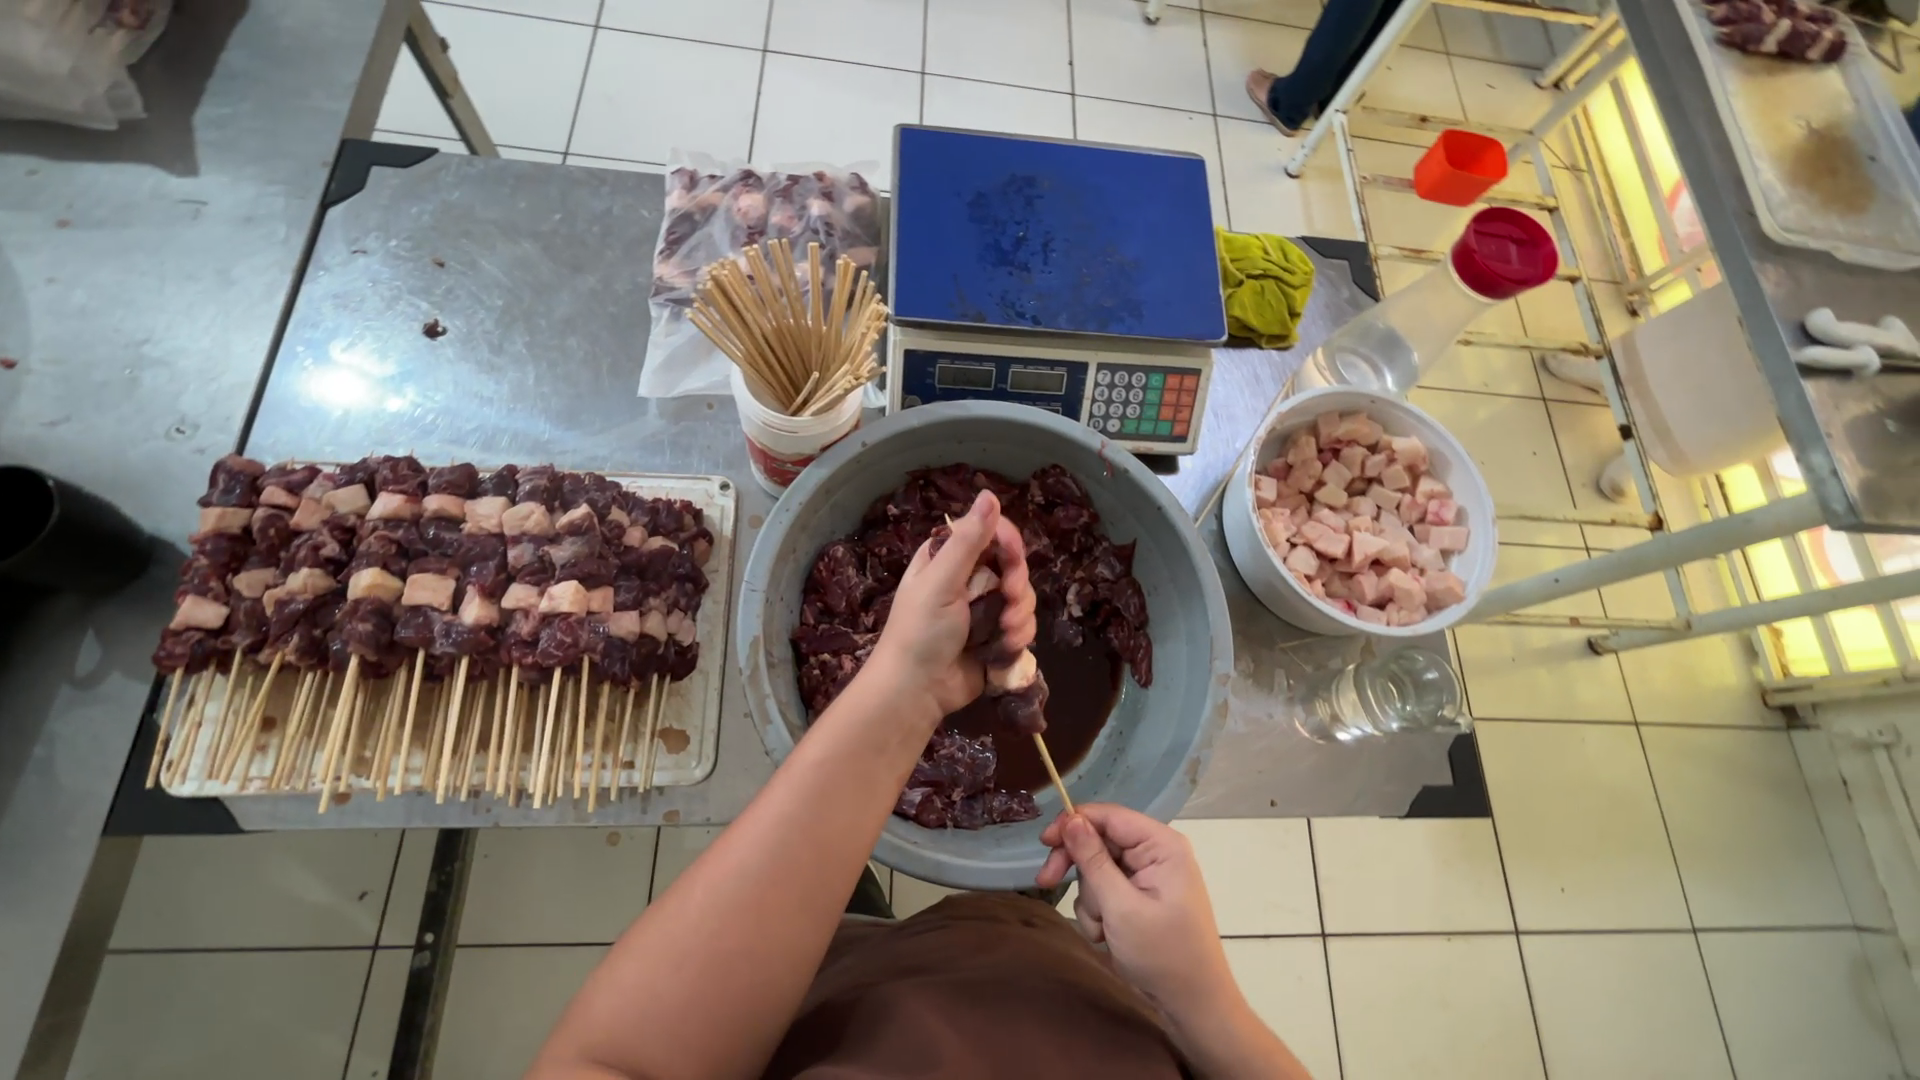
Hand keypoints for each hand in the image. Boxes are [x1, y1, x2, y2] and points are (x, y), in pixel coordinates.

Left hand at [862, 490, 1036, 723]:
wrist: (916, 691)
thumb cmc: (919, 631)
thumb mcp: (941, 581)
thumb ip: (968, 540)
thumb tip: (989, 493)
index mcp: (948, 558)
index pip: (991, 533)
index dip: (1008, 542)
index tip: (1012, 557)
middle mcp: (968, 579)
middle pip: (1013, 566)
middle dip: (1016, 584)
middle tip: (1006, 599)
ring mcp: (984, 609)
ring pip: (1022, 597)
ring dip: (1020, 615)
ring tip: (1003, 632)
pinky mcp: (996, 637)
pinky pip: (1022, 626)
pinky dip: (1019, 637)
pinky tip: (1005, 647)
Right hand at [1037, 804, 1234, 1016]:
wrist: (1193, 1007)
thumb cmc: (1163, 954)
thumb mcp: (1121, 907)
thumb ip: (1093, 859)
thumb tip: (1070, 819)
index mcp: (1161, 844)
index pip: (1108, 816)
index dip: (1073, 823)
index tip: (1045, 843)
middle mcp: (1155, 852)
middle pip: (1099, 840)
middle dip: (1077, 867)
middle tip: (1046, 881)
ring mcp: (1147, 876)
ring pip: (1097, 868)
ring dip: (1091, 899)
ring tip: (1102, 929)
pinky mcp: (1139, 897)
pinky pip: (1105, 890)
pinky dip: (1099, 912)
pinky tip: (1107, 935)